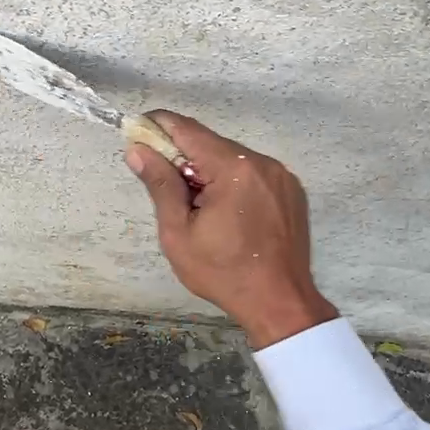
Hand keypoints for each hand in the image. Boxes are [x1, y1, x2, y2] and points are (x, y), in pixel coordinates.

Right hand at [125, 110, 338, 347]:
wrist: (280, 303)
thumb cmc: (223, 273)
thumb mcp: (179, 233)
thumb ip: (161, 186)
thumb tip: (137, 150)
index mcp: (234, 169)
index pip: (189, 130)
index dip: (159, 126)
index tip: (137, 131)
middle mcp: (262, 163)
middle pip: (211, 144)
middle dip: (183, 157)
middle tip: (162, 182)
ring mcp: (281, 176)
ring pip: (232, 159)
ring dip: (209, 171)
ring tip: (196, 207)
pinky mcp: (291, 191)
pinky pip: (253, 174)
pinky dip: (232, 182)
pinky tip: (225, 213)